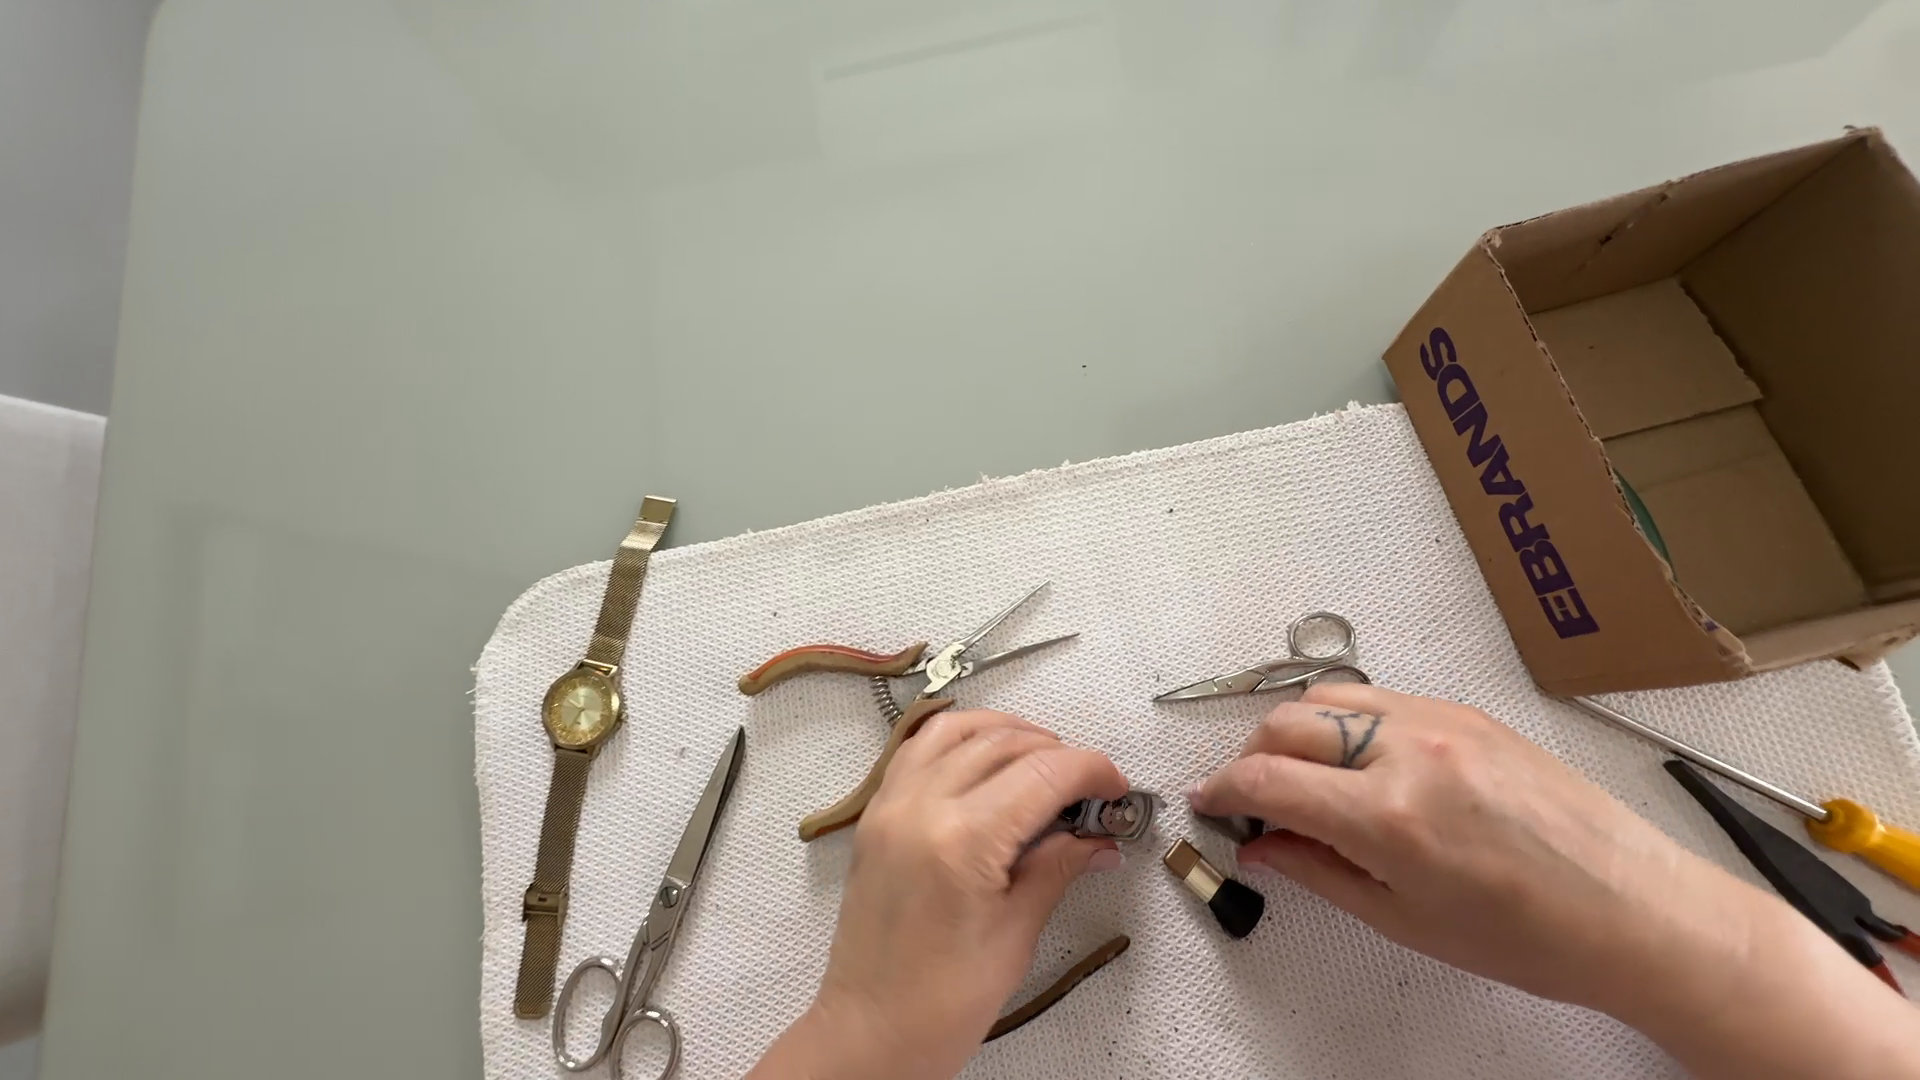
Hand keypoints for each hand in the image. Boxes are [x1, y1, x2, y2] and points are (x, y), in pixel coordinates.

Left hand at [750, 709, 1127, 1079]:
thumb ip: (1057, 868)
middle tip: (1090, 786)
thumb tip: (1101, 838)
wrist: (868, 1031)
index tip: (1118, 786)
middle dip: (1058, 753)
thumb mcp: (1015, 935)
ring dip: (1007, 731)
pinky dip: (958, 736)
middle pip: (1003, 743)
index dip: (1090, 770)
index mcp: (961, 840)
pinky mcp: (877, 810)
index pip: (1042, 774)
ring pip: (957, 729)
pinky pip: (918, 746)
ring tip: (1043, 756)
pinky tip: (985, 755)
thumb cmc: (942, 1002)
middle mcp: (920, 805)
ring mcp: (891, 802)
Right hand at [1189, 683, 1919, 1079]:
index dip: (1223, 791)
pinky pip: (1373, 697)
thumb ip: (1315, 871)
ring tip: (1298, 770)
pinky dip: (1340, 720)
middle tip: (1250, 794)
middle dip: (1249, 757)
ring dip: (1290, 730)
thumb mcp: (1404, 920)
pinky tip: (1351, 757)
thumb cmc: (1532, 937)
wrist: (1643, 914)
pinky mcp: (1462, 709)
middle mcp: (1408, 753)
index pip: (1267, 781)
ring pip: (1321, 697)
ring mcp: (1438, 721)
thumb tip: (1258, 844)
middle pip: (1282, 724)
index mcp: (1391, 819)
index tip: (1208, 802)